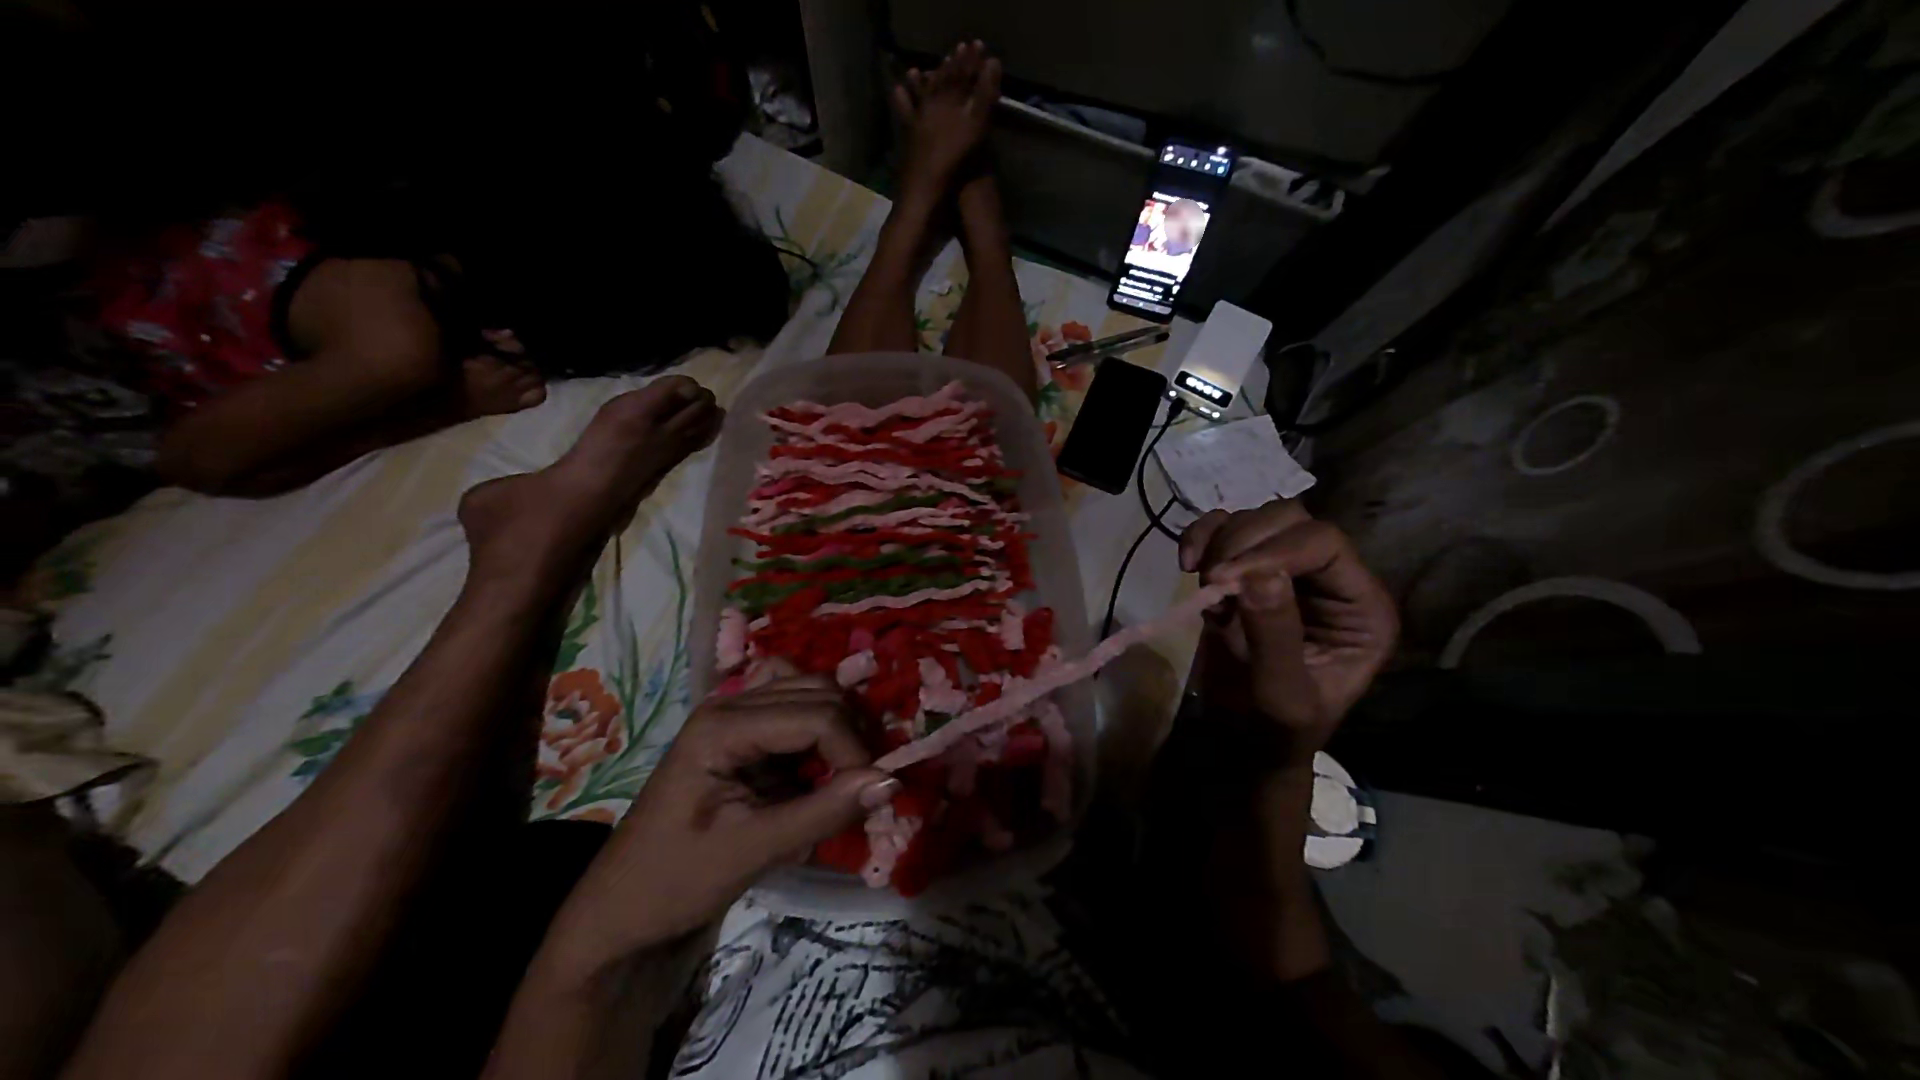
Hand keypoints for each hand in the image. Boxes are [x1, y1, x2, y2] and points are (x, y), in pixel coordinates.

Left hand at [540, 677, 895, 972]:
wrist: (622, 908)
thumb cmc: (675, 881)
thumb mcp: (752, 851)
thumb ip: (823, 811)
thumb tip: (892, 780)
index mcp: (723, 725)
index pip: (816, 715)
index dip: (854, 750)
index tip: (871, 796)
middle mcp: (731, 703)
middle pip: (820, 692)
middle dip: (852, 735)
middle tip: (865, 786)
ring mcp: (735, 713)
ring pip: (814, 694)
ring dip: (841, 730)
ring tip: (849, 778)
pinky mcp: (744, 732)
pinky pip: (798, 710)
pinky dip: (821, 729)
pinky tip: (822, 763)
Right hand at [1179, 500, 1396, 752]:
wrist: (1239, 743)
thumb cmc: (1272, 732)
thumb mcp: (1281, 698)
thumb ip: (1275, 637)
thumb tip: (1258, 574)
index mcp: (1360, 609)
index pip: (1323, 545)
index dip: (1273, 551)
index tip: (1221, 581)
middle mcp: (1331, 581)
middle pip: (1290, 519)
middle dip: (1242, 542)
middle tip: (1211, 582)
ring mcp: (1287, 572)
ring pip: (1257, 519)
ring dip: (1220, 541)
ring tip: (1202, 585)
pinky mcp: (1248, 572)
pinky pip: (1226, 529)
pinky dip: (1202, 535)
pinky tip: (1187, 564)